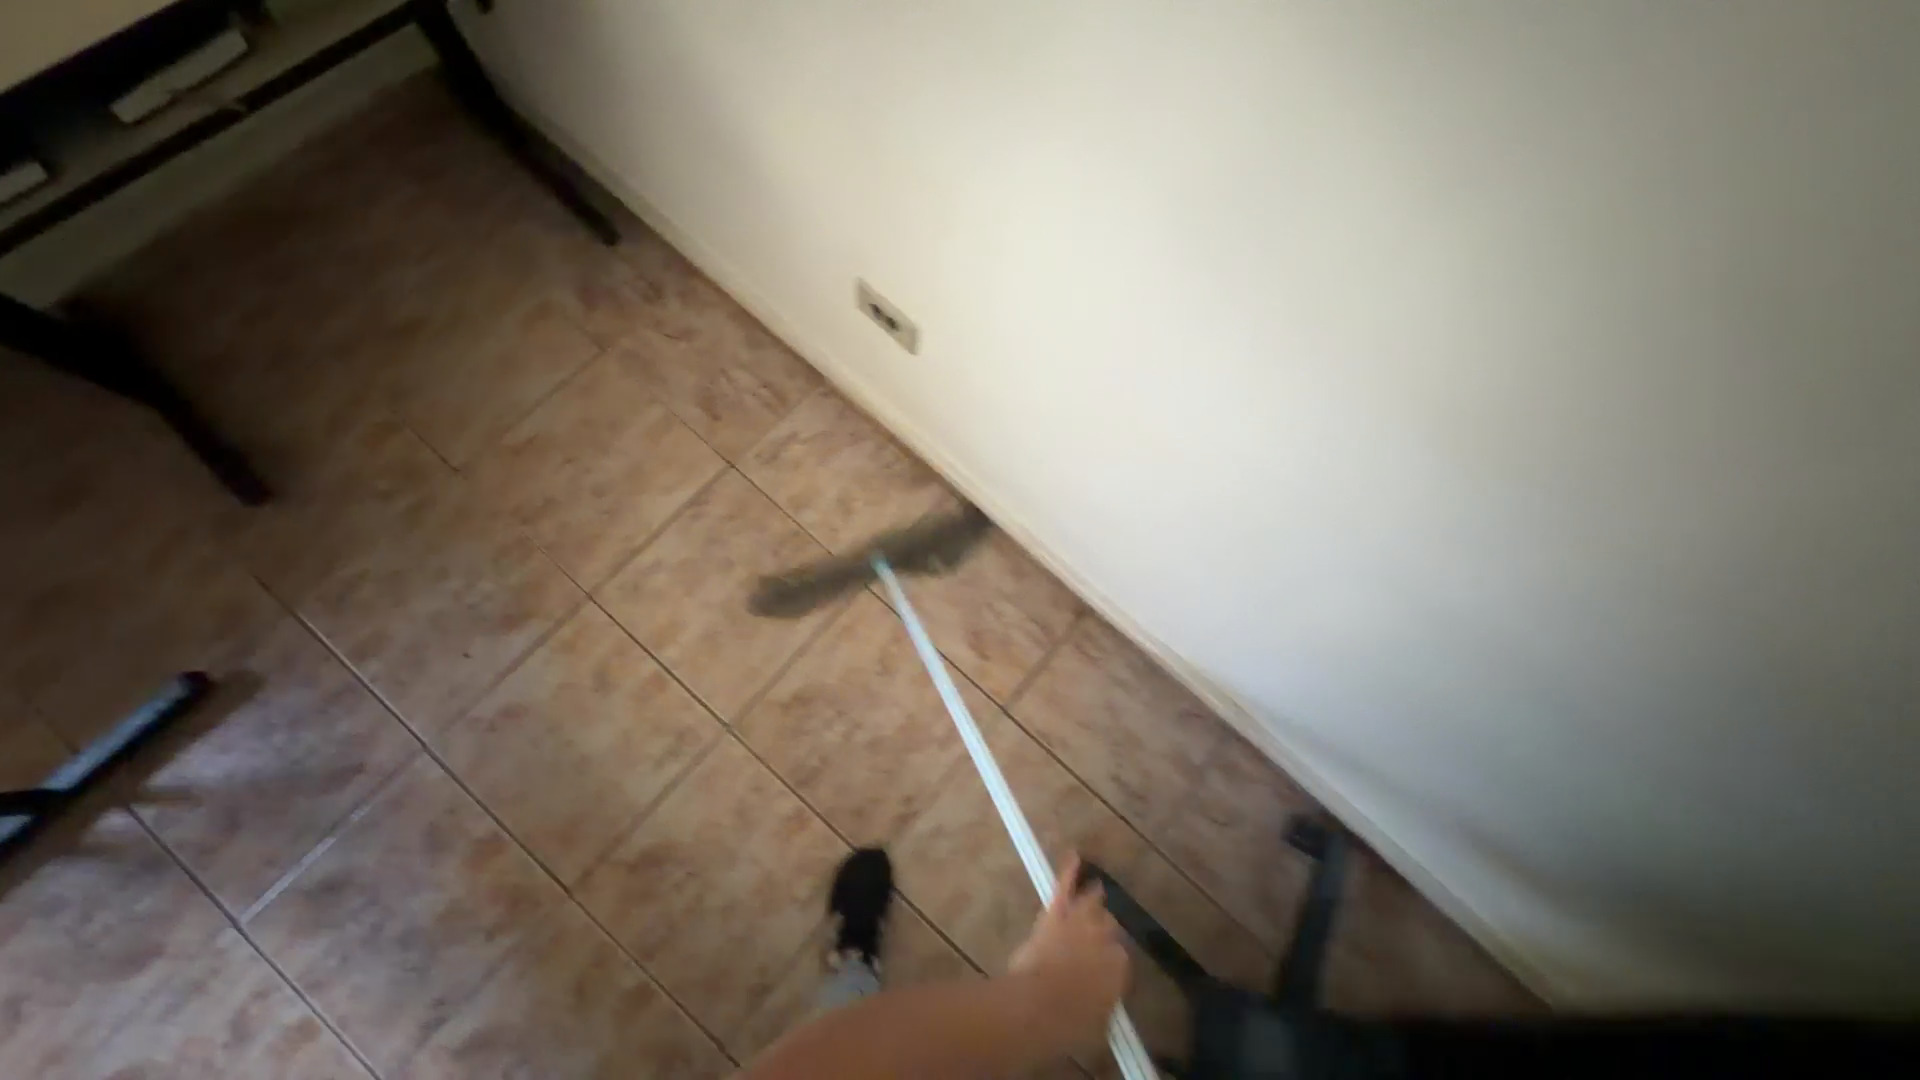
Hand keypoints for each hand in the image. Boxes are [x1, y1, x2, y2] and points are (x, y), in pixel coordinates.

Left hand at [1004, 855, 1129, 1053]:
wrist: (1041, 1004)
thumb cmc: (1068, 1023)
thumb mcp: (1094, 1026)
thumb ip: (1100, 1008)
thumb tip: (1096, 1008)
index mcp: (1119, 970)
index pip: (1119, 958)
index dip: (1107, 962)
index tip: (1099, 968)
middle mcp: (1104, 941)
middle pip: (1108, 927)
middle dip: (1102, 930)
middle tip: (1093, 937)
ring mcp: (1080, 922)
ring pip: (1091, 904)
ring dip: (1092, 899)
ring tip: (1096, 889)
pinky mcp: (1056, 913)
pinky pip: (1064, 887)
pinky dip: (1068, 871)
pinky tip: (1074, 856)